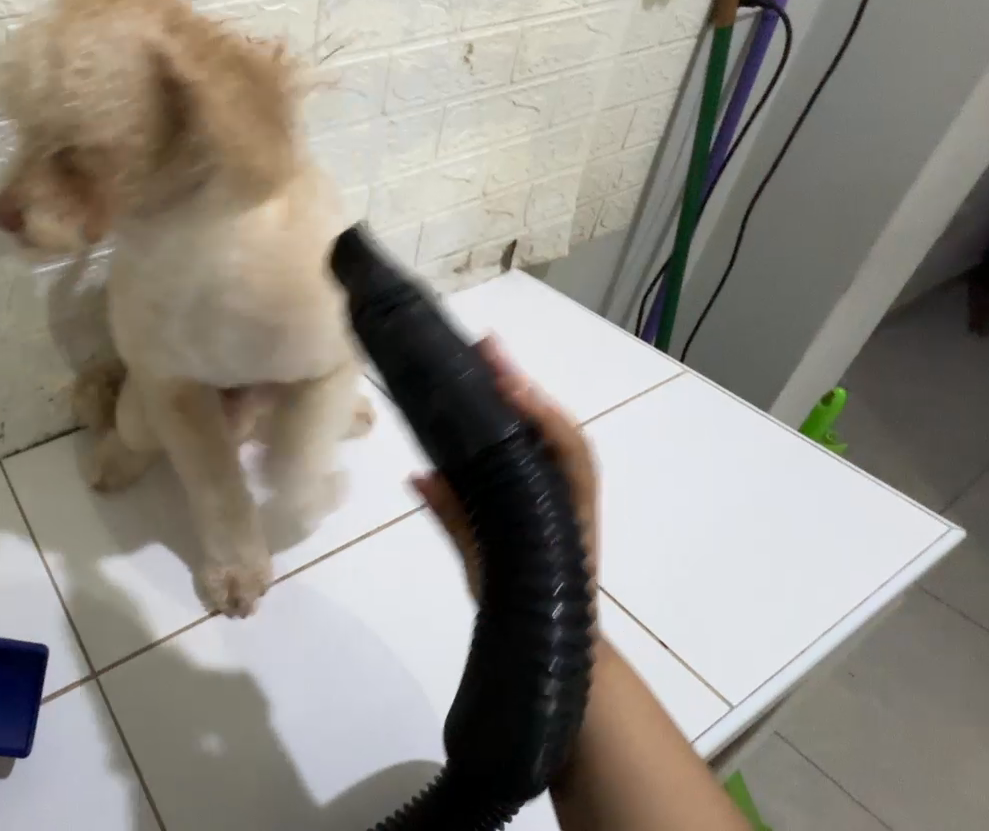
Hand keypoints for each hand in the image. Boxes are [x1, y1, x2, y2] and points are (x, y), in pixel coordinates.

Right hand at [411, 337, 598, 601]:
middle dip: (522, 386)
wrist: (560, 640)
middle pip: (553, 427)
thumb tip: (420, 475)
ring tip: (482, 361)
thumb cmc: (530, 608)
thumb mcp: (486, 569)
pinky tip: (482, 403)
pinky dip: (512, 423)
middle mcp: (568, 492)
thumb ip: (457, 523)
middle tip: (485, 346)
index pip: (565, 448)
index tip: (505, 381)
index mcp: (566, 510)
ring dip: (516, 398)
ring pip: (544, 435)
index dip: (538, 412)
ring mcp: (558, 494)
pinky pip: (532, 452)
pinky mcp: (541, 499)